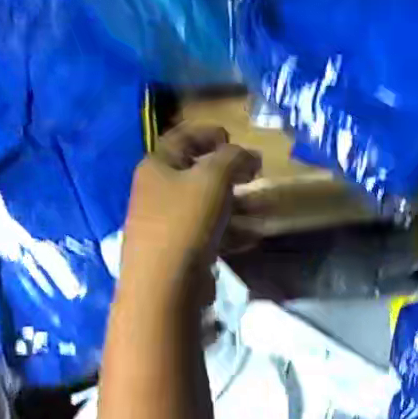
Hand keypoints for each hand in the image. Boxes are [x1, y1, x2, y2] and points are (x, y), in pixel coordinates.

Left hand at [120, 124, 262, 300]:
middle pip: (195, 174)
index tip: (231, 135)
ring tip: (262, 211)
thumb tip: (248, 154)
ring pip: (204, 207)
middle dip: (228, 173)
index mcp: (156, 167)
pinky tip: (251, 238)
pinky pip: (207, 234)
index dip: (207, 133)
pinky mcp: (177, 254)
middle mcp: (156, 193)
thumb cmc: (185, 222)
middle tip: (253, 174)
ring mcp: (165, 226)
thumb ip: (233, 159)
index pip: (182, 138)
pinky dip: (230, 232)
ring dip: (235, 206)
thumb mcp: (213, 179)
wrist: (163, 285)